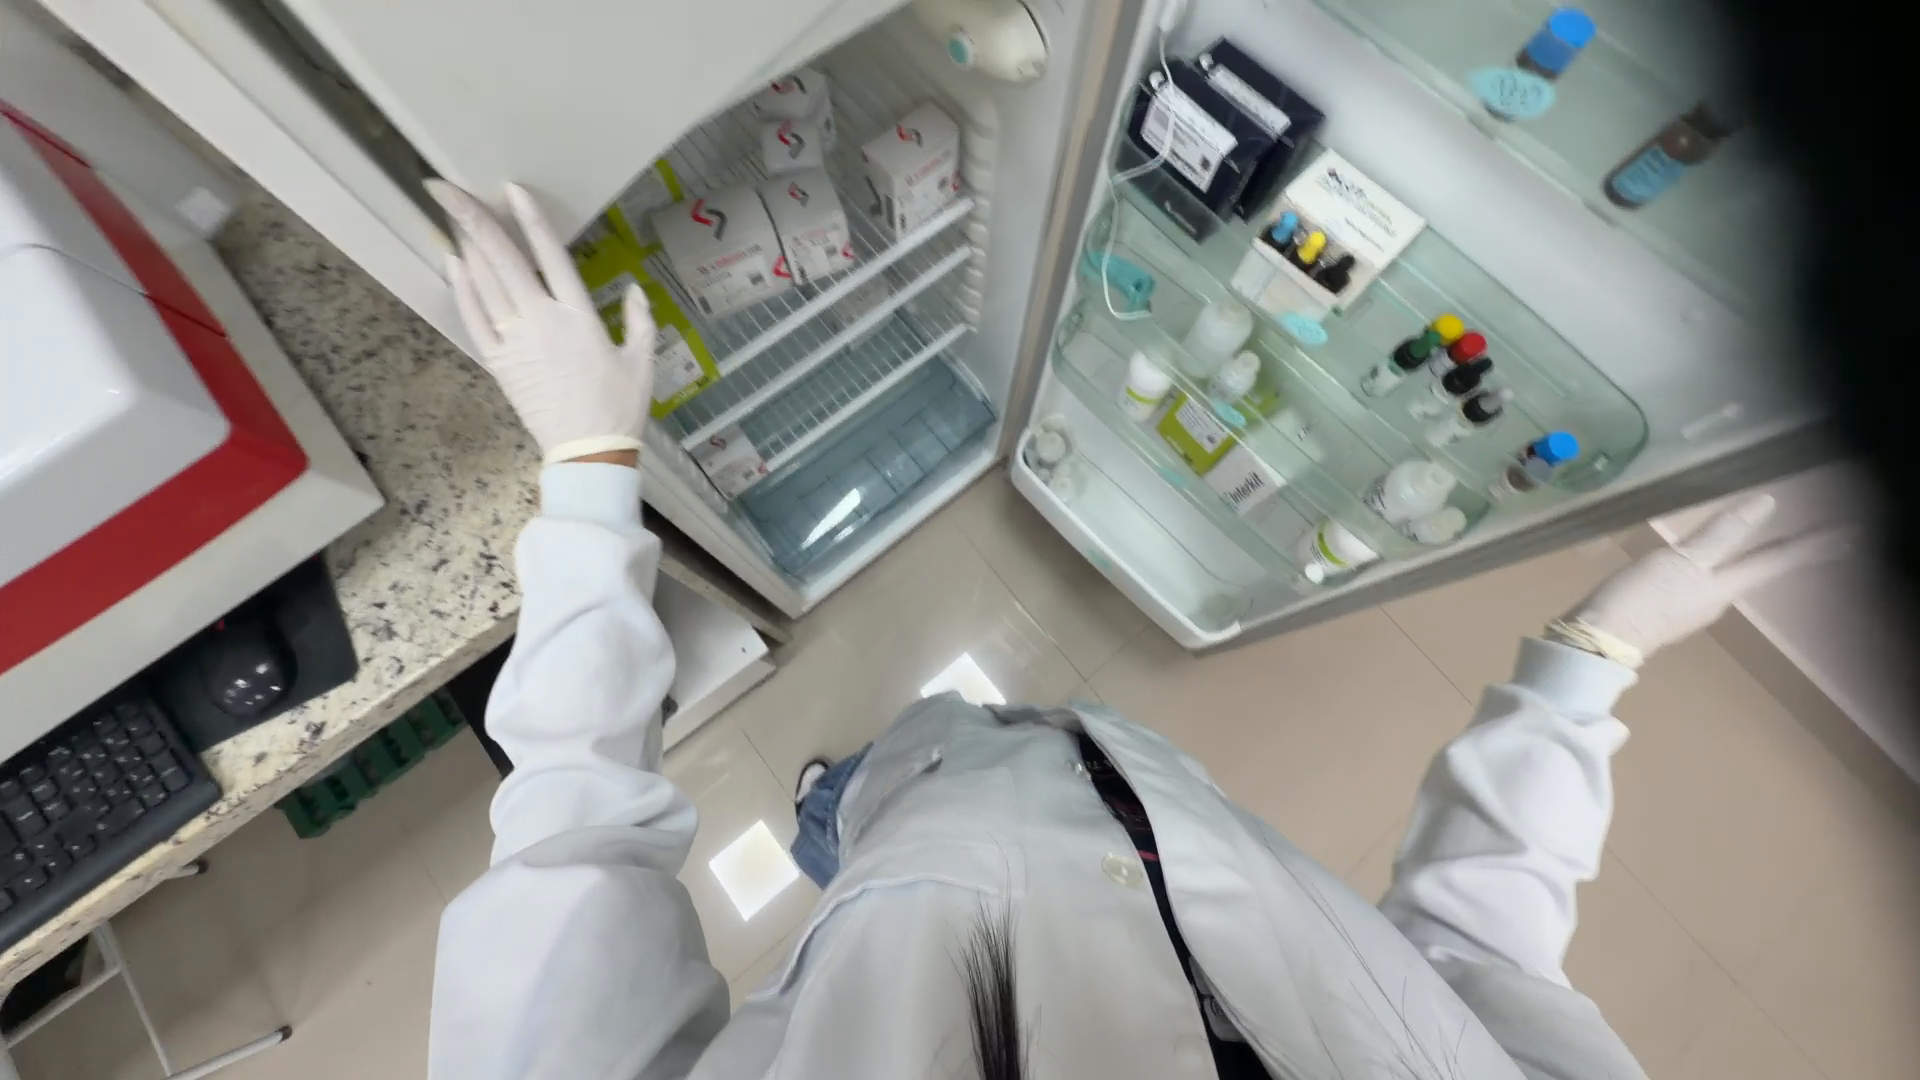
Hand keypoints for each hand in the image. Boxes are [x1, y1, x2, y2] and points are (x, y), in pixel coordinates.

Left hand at [427, 179, 654, 464]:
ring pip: (484, 282)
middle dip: (472, 219)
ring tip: (451, 215)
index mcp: (580, 318)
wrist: (589, 449)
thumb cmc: (620, 407)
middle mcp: (542, 320)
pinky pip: (473, 316)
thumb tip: (636, 290)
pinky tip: (453, 262)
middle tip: (444, 186)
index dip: (532, 222)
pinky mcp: (498, 360)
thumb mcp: (642, 362)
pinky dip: (461, 287)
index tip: (512, 191)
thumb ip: (639, 322)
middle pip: (503, 260)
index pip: (552, 257)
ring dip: (467, 245)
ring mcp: (515, 340)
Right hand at [1564, 494, 1852, 663]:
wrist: (1597, 641)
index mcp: (1724, 586)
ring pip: (1726, 580)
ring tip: (1754, 549)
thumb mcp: (1678, 562)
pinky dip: (1708, 574)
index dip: (1812, 545)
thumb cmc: (1640, 600)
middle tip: (1818, 541)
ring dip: (1746, 564)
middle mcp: (1714, 599)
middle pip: (1756, 571)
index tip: (1853, 531)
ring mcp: (1686, 609)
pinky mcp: (1658, 614)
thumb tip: (1765, 503)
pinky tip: (1692, 571)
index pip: (1776, 559)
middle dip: (1784, 556)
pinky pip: (1695, 587)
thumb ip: (1717, 536)